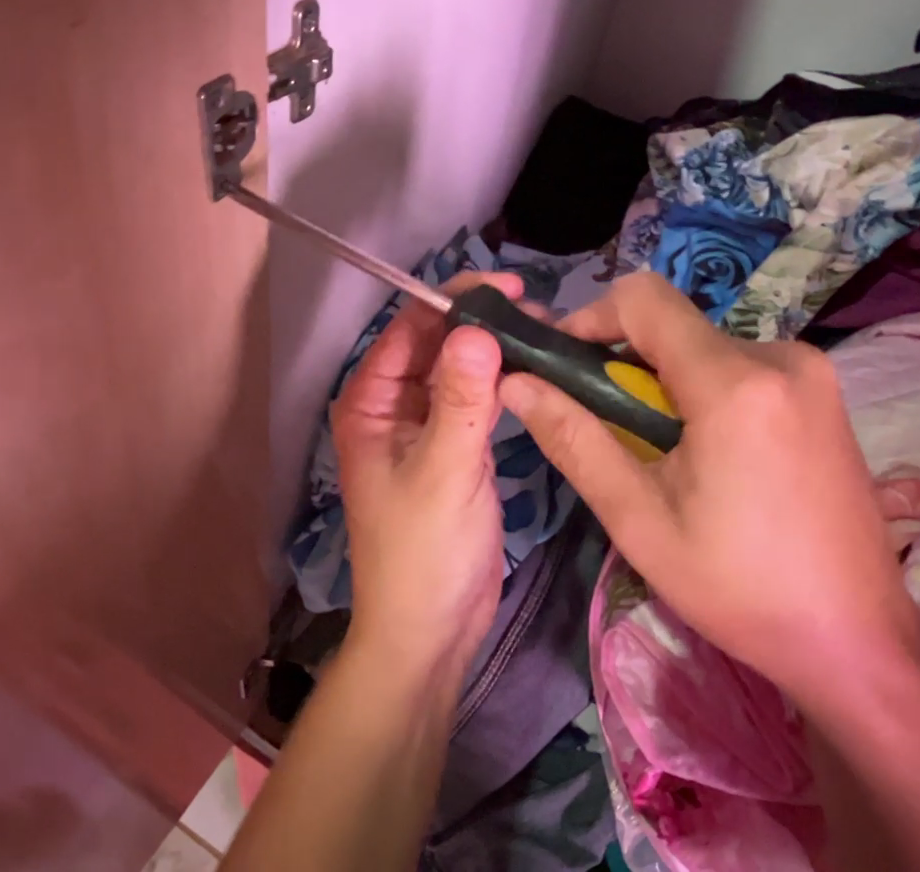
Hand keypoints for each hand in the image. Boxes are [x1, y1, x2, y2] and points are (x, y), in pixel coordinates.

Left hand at [332, 272, 520, 673]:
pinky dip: (502, 387)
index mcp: (370, 404)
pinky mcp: (454, 454)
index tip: (510, 287)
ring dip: (496, 353)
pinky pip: (476, 405)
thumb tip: (478, 327)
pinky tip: (538, 372)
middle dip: (482, 324)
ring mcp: (425, 431)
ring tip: (549, 332)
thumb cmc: (424, 552)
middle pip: (436, 346)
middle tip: (542, 309)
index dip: (455, 301)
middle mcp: (392, 409)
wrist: (429, 631)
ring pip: (460, 373)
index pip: (409, 330)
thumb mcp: (444, 470)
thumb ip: (462, 399)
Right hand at [498, 272, 919, 699]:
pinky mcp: (824, 395)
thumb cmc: (739, 588)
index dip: (589, 317)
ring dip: (664, 383)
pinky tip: (706, 458)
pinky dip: (703, 393)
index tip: (564, 365)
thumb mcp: (639, 520)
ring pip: (705, 347)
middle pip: (673, 325)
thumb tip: (516, 383)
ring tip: (656, 455)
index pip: (643, 298)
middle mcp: (782, 357)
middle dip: (625, 364)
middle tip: (605, 429)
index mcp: (735, 383)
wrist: (858, 640)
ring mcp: (811, 374)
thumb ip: (574, 440)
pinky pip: (742, 367)